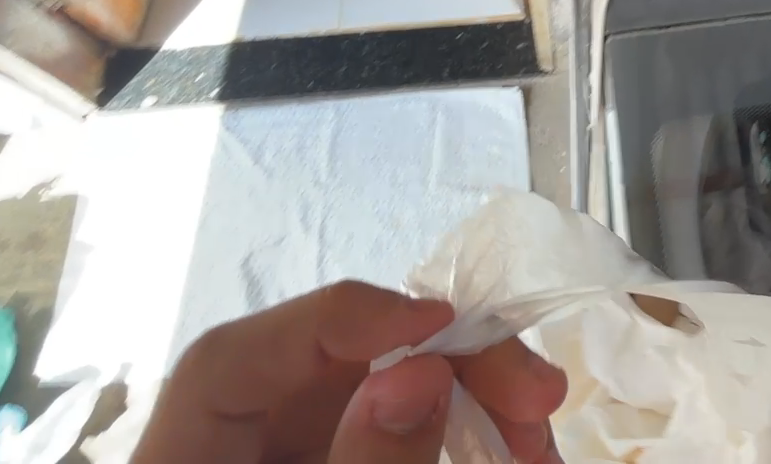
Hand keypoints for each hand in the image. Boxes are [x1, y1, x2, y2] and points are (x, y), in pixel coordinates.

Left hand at [132, 281, 566, 463]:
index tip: (442, 326)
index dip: (336, 321)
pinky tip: (519, 455)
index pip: (229, 365)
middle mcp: (240, 459)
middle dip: (448, 364)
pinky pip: (412, 432)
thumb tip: (421, 367)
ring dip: (476, 400)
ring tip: (541, 440)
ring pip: (389, 391)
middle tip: (538, 397)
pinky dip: (470, 438)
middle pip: (338, 367)